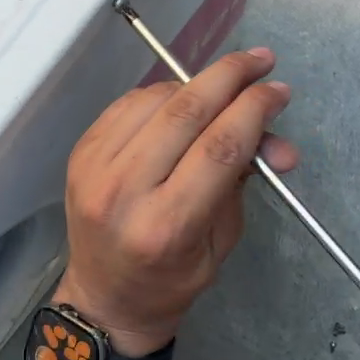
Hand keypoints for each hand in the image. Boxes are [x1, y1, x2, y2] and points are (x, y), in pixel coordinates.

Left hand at [53, 47, 298, 355]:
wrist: (104, 299)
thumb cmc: (171, 282)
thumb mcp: (220, 244)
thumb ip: (240, 183)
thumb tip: (272, 138)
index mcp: (167, 227)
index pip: (219, 147)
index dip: (255, 109)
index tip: (279, 91)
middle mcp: (125, 192)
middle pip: (185, 111)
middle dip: (230, 76)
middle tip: (261, 60)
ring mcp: (95, 169)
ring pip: (154, 100)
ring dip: (196, 83)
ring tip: (224, 86)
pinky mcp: (80, 154)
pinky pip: (127, 105)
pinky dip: (161, 94)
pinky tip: (182, 99)